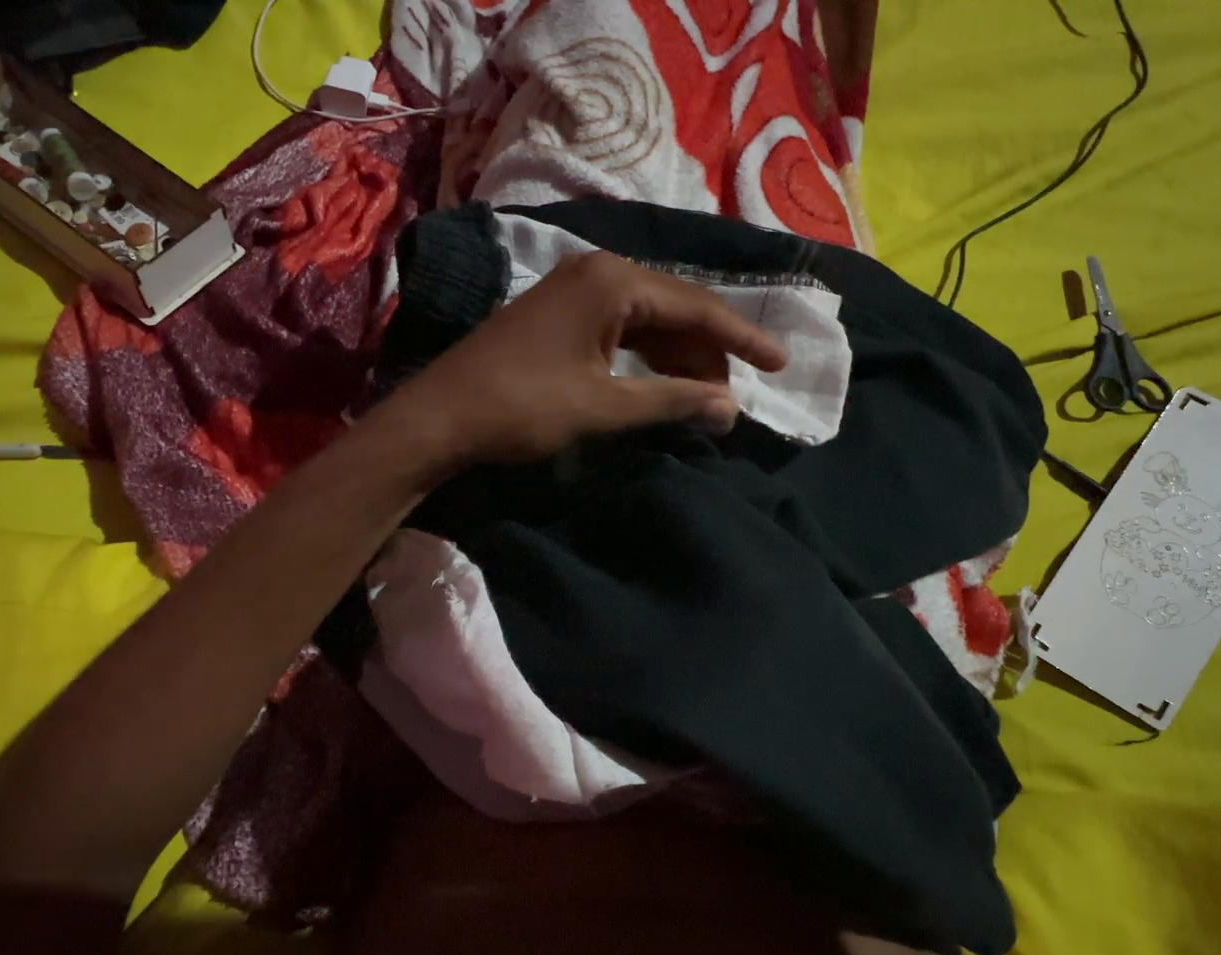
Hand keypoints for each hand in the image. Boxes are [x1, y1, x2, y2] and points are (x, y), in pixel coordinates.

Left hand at [378, 252, 788, 468]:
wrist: (440, 416)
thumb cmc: (522, 407)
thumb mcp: (603, 407)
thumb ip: (672, 402)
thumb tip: (732, 409)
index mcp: (613, 281)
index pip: (697, 306)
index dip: (742, 339)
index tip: (781, 364)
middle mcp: (597, 271)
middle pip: (674, 309)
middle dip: (707, 355)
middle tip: (730, 400)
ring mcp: (572, 291)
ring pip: (646, 321)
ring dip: (676, 360)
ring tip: (700, 402)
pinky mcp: (556, 315)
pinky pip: (618, 329)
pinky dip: (643, 360)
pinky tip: (657, 388)